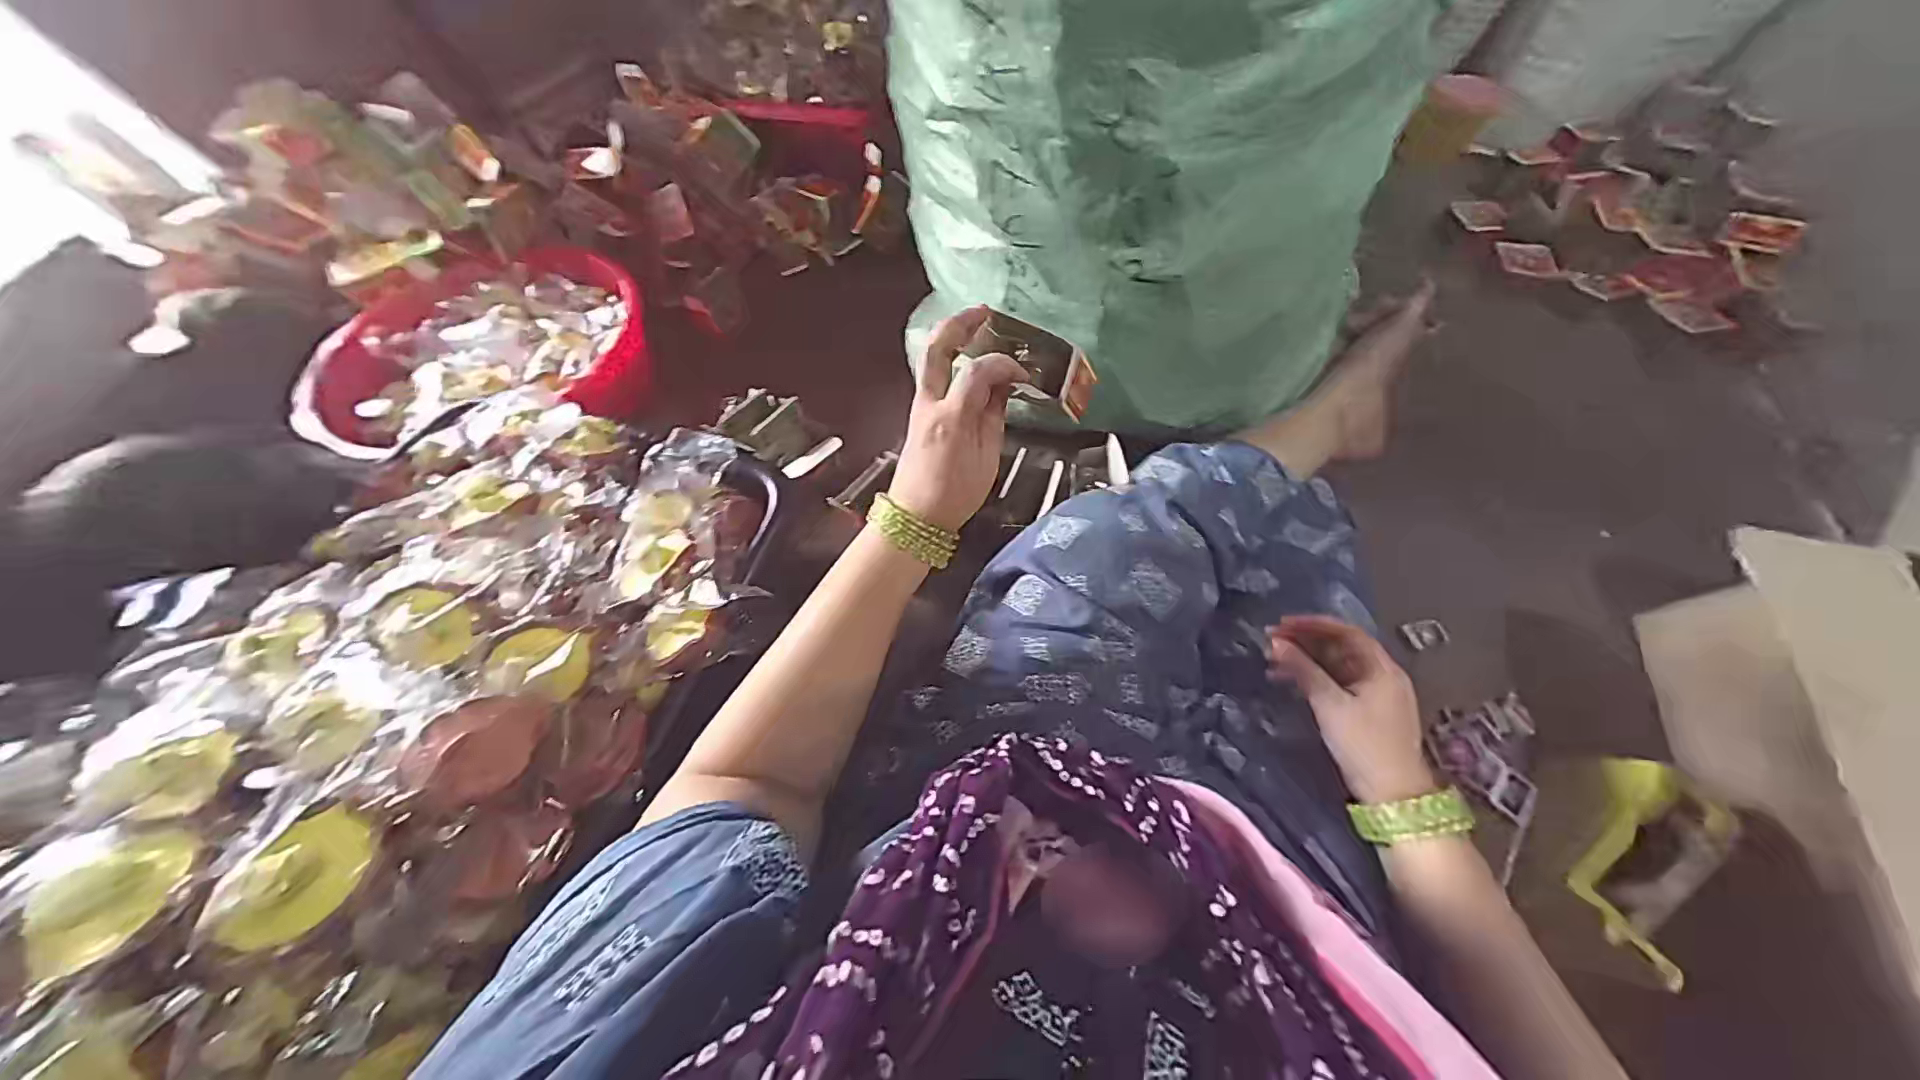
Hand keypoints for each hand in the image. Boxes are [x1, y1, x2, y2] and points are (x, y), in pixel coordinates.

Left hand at [886, 307, 1029, 530]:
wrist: (915, 516)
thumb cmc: (954, 494)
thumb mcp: (987, 459)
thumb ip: (995, 418)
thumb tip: (1003, 389)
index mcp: (951, 417)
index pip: (978, 370)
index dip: (1003, 363)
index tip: (1021, 372)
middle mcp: (930, 404)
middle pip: (938, 349)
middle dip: (959, 324)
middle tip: (983, 312)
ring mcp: (919, 407)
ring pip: (931, 360)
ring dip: (951, 338)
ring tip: (975, 327)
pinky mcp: (918, 414)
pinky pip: (933, 377)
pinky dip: (949, 361)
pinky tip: (966, 360)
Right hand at [1267, 615, 1437, 803]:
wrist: (1393, 795)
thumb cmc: (1364, 745)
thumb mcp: (1330, 704)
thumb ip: (1303, 670)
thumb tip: (1276, 642)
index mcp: (1382, 669)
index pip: (1346, 632)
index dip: (1313, 624)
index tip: (1282, 625)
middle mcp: (1382, 675)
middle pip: (1341, 647)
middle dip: (1305, 641)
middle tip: (1272, 641)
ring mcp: (1375, 694)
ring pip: (1336, 666)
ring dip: (1306, 660)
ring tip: (1273, 660)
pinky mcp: (1366, 711)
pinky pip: (1336, 683)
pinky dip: (1313, 678)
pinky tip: (1289, 681)